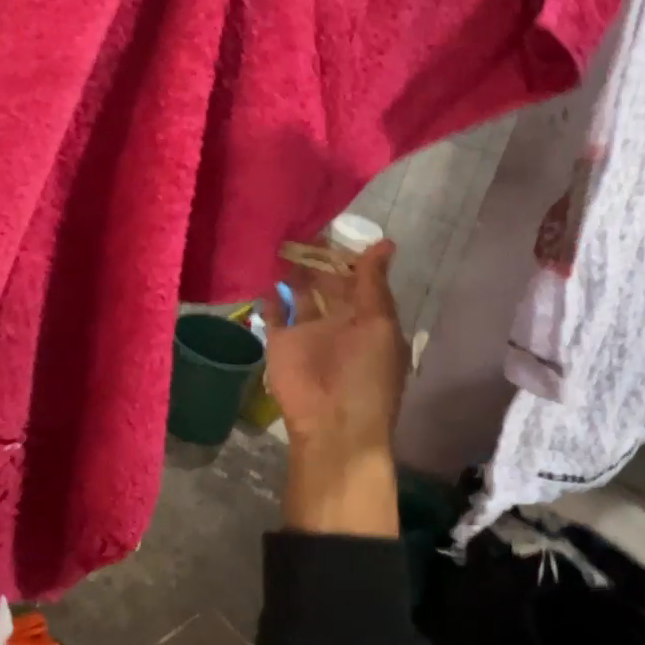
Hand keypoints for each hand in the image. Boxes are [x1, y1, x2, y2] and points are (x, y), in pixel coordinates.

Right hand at [264, 240, 409, 536]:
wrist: (331, 424)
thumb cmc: (366, 376)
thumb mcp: (380, 325)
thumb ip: (374, 285)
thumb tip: (384, 243)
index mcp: (369, 319)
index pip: (358, 279)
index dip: (347, 255)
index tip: (333, 223)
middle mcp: (338, 320)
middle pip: (326, 282)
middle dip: (316, 256)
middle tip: (300, 220)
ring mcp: (307, 330)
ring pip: (299, 291)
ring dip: (292, 268)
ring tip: (279, 233)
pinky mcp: (280, 340)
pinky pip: (273, 309)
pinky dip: (267, 290)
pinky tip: (260, 263)